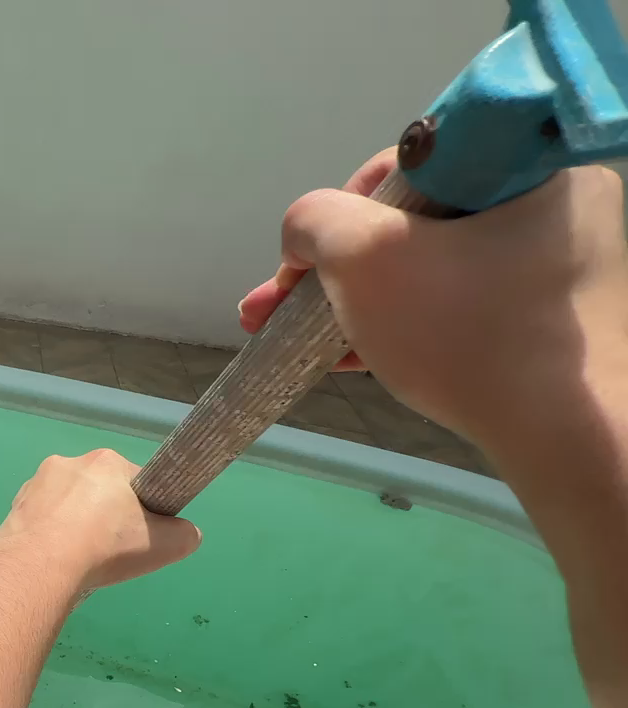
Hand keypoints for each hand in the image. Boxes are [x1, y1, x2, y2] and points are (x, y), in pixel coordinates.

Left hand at [0, 449, 200, 590]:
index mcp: (105, 461)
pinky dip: (47, 534)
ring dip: (72, 524)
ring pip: (65, 504)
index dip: (140, 507)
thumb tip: (182, 533)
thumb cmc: (106, 547)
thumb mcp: (168, 544)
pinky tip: (52, 556)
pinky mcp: (12, 507)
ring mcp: (33, 484)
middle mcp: (65, 463)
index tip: (135, 531)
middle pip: (96, 490)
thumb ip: (184, 533)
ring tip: (76, 554)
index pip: (133, 481)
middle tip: (106, 547)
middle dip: (103, 514)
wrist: (39, 566)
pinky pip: (39, 519)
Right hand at [236, 148, 627, 457]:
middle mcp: (543, 205)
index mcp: (524, 170)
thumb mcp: (364, 255)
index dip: (337, 214)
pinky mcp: (531, 313)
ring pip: (411, 270)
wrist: (561, 421)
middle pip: (399, 225)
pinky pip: (435, 304)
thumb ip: (316, 222)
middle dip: (320, 270)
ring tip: (280, 338)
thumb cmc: (462, 327)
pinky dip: (380, 325)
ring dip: (336, 302)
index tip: (301, 266)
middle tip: (265, 311)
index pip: (403, 167)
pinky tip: (336, 355)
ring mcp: (542, 262)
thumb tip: (304, 234)